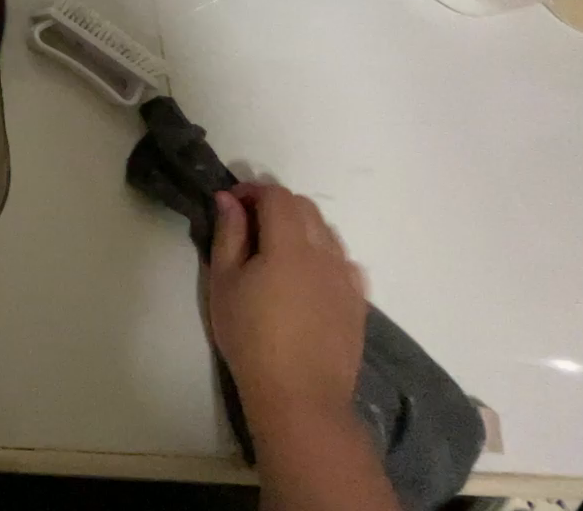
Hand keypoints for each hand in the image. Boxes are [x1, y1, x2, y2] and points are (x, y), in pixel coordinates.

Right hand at [209, 183, 368, 425]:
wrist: (299, 393)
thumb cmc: (248, 333)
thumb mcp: (224, 280)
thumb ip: (228, 234)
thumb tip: (228, 199)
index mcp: (290, 247)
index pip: (278, 196)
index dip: (252, 190)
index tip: (229, 203)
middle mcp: (327, 255)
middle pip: (306, 208)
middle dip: (274, 204)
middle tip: (244, 222)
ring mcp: (348, 279)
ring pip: (326, 231)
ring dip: (298, 226)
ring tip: (270, 248)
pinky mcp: (358, 301)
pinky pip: (343, 259)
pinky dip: (320, 251)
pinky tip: (301, 273)